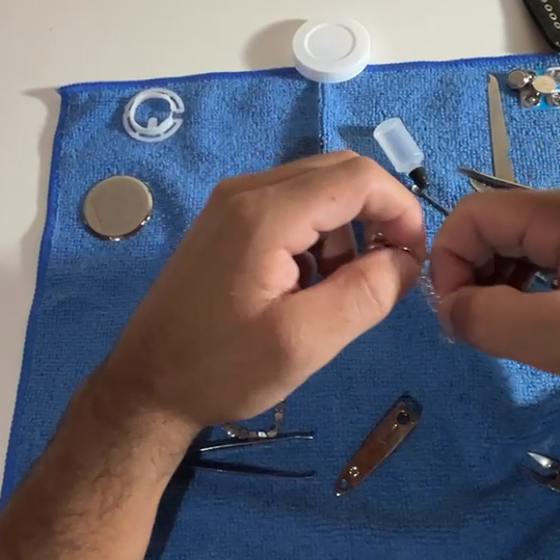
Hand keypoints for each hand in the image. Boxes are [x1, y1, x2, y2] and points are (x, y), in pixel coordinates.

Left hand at [97, 152, 426, 430]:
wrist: (147, 384)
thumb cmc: (221, 368)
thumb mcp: (304, 342)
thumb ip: (366, 294)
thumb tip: (406, 259)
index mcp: (265, 212)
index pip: (358, 177)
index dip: (400, 210)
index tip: (412, 260)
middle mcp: (246, 191)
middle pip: (338, 174)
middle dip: (375, 218)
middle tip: (381, 276)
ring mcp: (230, 203)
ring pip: (315, 190)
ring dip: (344, 230)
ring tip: (336, 290)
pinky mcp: (225, 222)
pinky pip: (289, 207)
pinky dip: (315, 236)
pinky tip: (304, 285)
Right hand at [430, 186, 559, 442]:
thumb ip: (493, 318)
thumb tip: (449, 307)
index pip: (476, 214)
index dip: (449, 261)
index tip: (455, 317)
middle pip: (499, 228)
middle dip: (474, 277)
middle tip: (482, 333)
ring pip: (525, 250)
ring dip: (502, 290)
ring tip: (514, 337)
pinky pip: (556, 268)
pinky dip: (533, 297)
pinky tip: (548, 333)